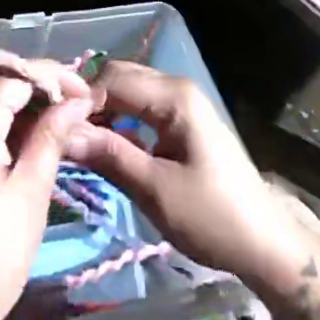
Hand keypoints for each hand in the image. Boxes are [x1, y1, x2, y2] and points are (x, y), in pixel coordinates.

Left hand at [0, 66, 93, 319]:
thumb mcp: (29, 194)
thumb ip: (51, 137)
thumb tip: (77, 100)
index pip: (16, 73)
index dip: (56, 77)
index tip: (90, 94)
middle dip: (37, 80)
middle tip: (74, 102)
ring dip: (19, 94)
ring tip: (58, 114)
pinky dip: (1, 112)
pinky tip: (28, 131)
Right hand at [66, 62, 311, 290]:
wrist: (263, 242)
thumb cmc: (211, 216)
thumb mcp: (155, 190)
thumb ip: (109, 156)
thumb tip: (63, 134)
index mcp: (174, 96)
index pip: (113, 79)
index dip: (82, 100)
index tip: (56, 129)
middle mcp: (177, 87)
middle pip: (121, 77)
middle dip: (90, 100)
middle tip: (63, 133)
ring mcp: (182, 102)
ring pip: (130, 90)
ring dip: (104, 110)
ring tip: (79, 140)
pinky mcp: (182, 120)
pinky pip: (141, 107)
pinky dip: (120, 119)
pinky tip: (105, 144)